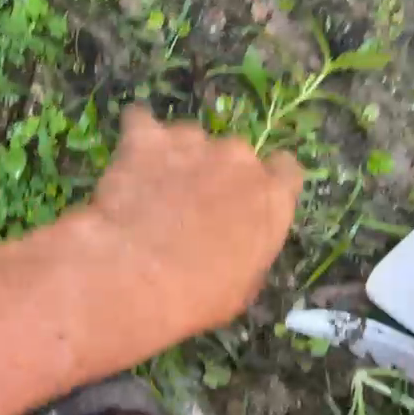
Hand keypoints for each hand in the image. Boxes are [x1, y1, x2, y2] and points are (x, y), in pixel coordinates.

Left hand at [71, 107, 301, 339]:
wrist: (137, 272)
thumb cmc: (196, 293)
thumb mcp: (243, 284)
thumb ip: (249, 245)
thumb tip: (235, 236)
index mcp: (272, 197)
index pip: (285, 169)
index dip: (265, 180)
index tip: (246, 195)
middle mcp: (238, 159)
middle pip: (233, 154)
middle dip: (215, 171)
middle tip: (189, 201)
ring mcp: (192, 141)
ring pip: (188, 138)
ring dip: (175, 155)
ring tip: (151, 186)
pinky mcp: (147, 136)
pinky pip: (140, 120)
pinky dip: (137, 132)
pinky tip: (128, 152)